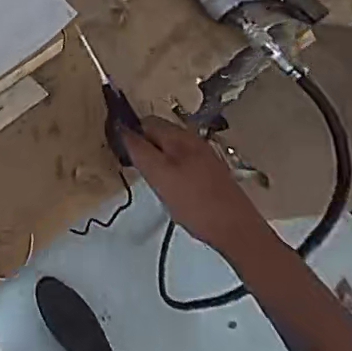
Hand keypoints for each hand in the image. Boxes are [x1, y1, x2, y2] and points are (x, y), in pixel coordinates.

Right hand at [120, 116, 272, 255]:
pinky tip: (170, 186)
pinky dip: (170, 166)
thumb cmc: (194, 203)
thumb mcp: (160, 176)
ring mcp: (203, 154)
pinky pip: (182, 159)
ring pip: (170, 147)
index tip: (116, 149)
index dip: (129, 131)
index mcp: (179, 135)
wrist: (236, 228)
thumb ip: (140, 150)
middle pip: (159, 132)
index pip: (146, 122)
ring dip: (156, 156)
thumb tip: (122, 128)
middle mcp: (192, 139)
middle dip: (143, 143)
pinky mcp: (210, 171)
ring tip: (150, 179)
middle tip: (132, 167)